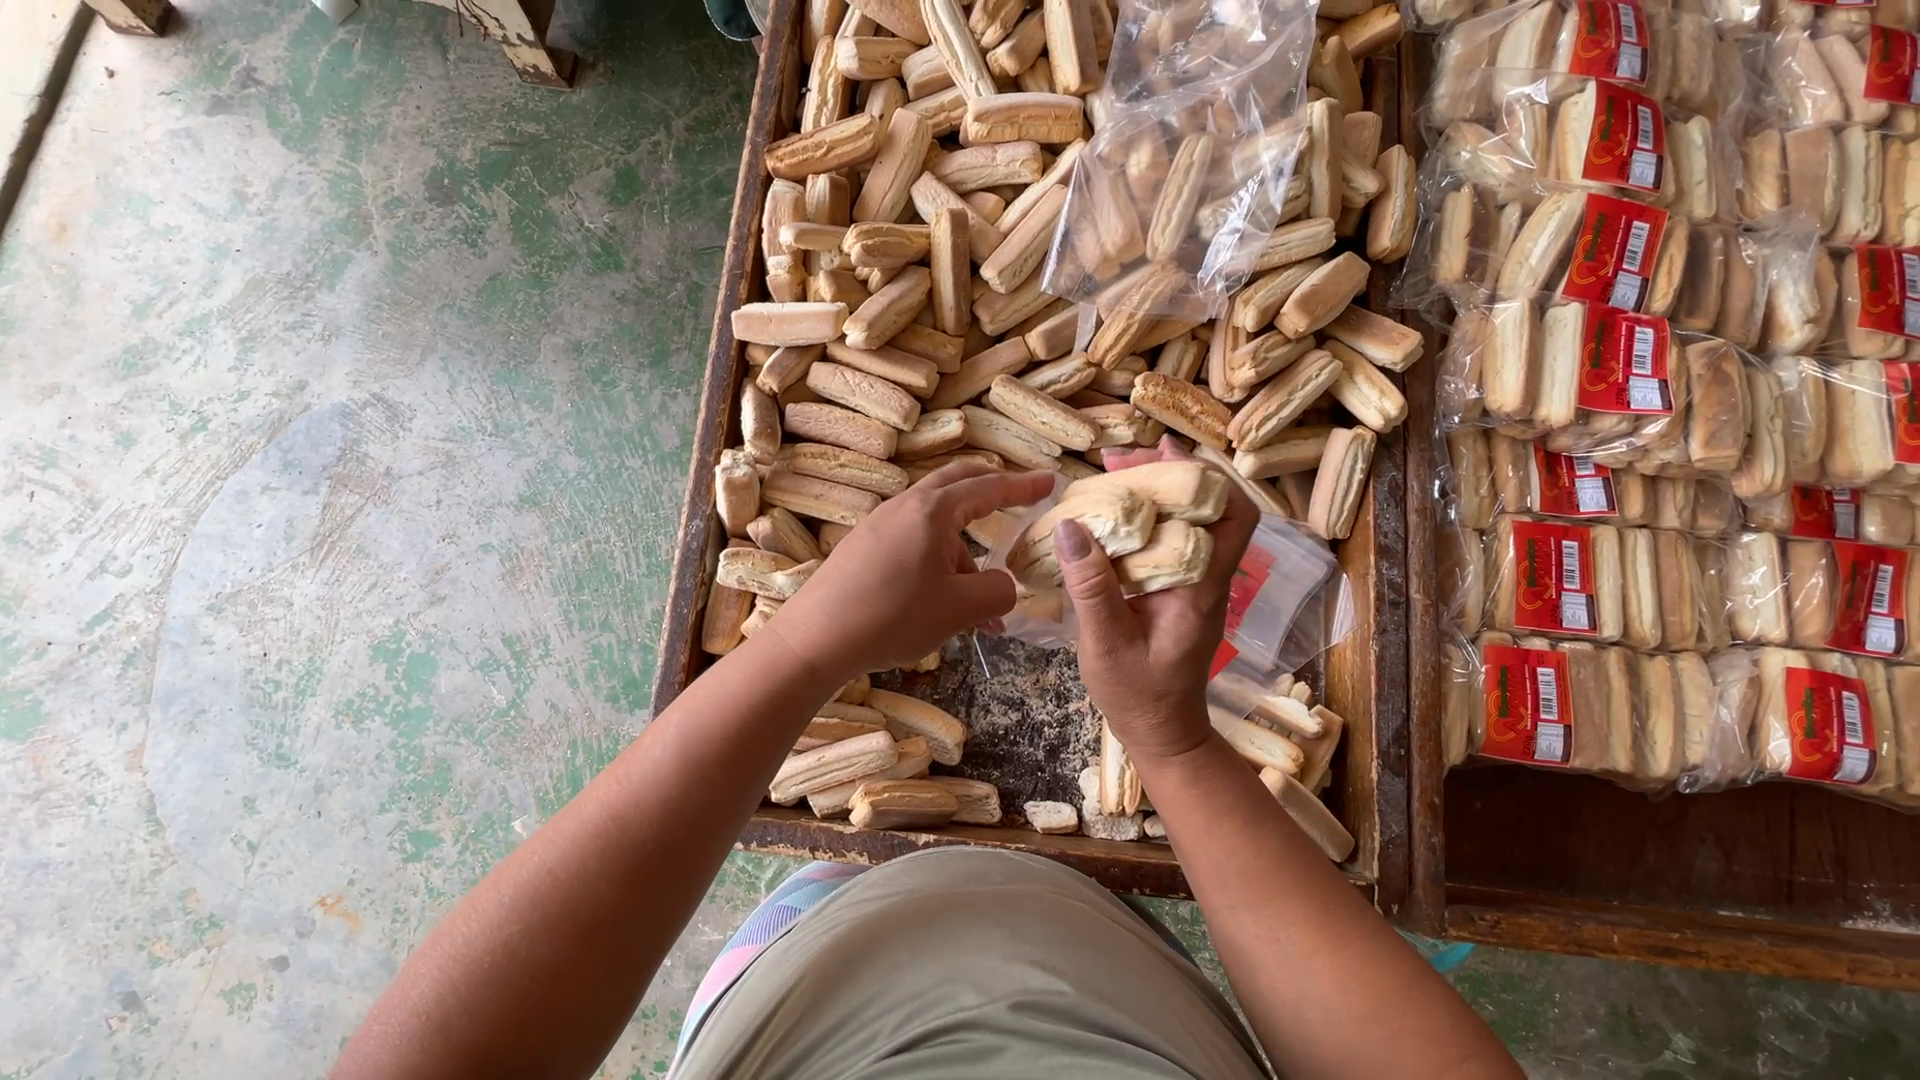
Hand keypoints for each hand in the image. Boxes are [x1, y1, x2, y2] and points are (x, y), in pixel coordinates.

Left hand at [766, 462, 1052, 682]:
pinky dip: (939, 564)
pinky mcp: (863, 550)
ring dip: (966, 553)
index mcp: (932, 511)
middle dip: (991, 490)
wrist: (815, 640)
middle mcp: (904, 507)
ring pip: (935, 525)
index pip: (988, 487)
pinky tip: (943, 608)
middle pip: (956, 485)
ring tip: (982, 608)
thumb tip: (1005, 586)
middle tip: (1018, 499)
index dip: (1023, 486)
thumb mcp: (959, 609)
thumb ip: (997, 592)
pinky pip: (914, 544)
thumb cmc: (892, 616)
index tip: (1051, 481)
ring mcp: (879, 527)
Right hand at [1056, 440, 1258, 762]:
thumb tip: (1071, 526)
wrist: (1161, 732)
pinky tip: (1110, 515)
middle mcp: (1206, 579)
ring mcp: (1193, 585)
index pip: (1236, 519)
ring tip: (1111, 473)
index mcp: (1201, 589)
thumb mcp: (1107, 644)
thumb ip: (1091, 587)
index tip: (1162, 456)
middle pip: (1212, 510)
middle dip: (1172, 474)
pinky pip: (1168, 542)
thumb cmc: (1138, 695)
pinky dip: (1143, 520)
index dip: (1209, 479)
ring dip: (1156, 493)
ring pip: (1189, 522)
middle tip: (1120, 459)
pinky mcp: (1175, 592)